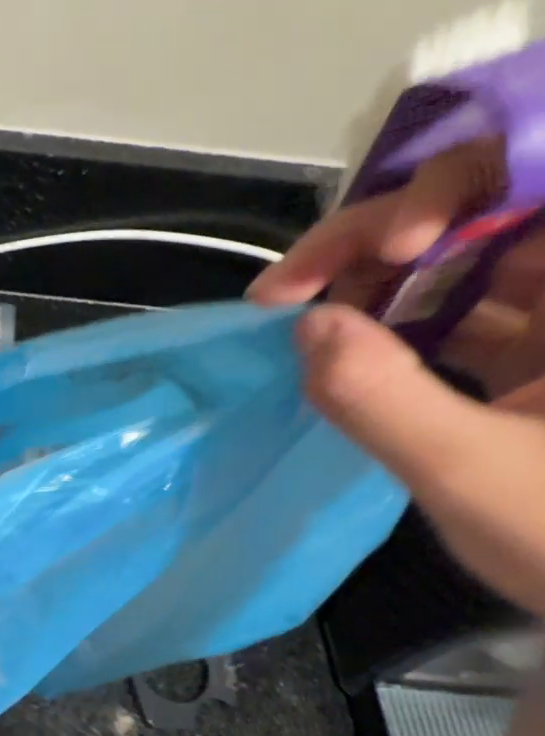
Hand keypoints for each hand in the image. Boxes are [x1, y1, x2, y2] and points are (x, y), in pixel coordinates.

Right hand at [247, 140, 544, 615]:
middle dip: (381, 237)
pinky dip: (387, 319)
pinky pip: (455, 311)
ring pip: (461, 262)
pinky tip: (331, 343)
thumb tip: (304, 324)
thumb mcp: (472, 473)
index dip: (453, 196)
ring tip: (293, 314)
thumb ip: (384, 397)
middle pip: (486, 216)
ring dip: (370, 280)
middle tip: (286, 290)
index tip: (382, 253)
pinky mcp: (536, 357)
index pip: (530, 192)